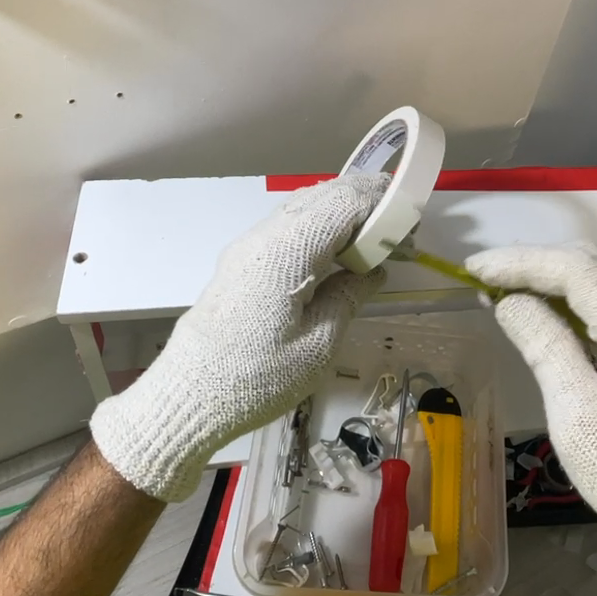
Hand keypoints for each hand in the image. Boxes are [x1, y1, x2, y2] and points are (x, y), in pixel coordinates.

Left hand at [91, 174, 388, 500]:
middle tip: (400, 219)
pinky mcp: (242, 261)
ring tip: (374, 231)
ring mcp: (249, 246)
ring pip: (303, 207)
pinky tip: (337, 247)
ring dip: (341, 210)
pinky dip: (320, 225)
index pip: (342, 202)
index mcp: (286, 252)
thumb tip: (373, 270)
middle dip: (364, 199)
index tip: (410, 218)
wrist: (186, 400)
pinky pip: (288, 226)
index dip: (380, 202)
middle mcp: (265, 236)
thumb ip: (349, 296)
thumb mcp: (317, 347)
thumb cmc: (256, 379)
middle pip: (322, 195)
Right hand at [469, 242, 596, 595]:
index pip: (576, 269)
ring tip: (505, 288)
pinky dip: (573, 297)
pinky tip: (544, 310)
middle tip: (485, 276)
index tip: (474, 268)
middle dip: (535, 262)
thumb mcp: (577, 416)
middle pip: (592, 263)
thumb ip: (544, 346)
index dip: (521, 261)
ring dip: (553, 275)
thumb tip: (510, 300)